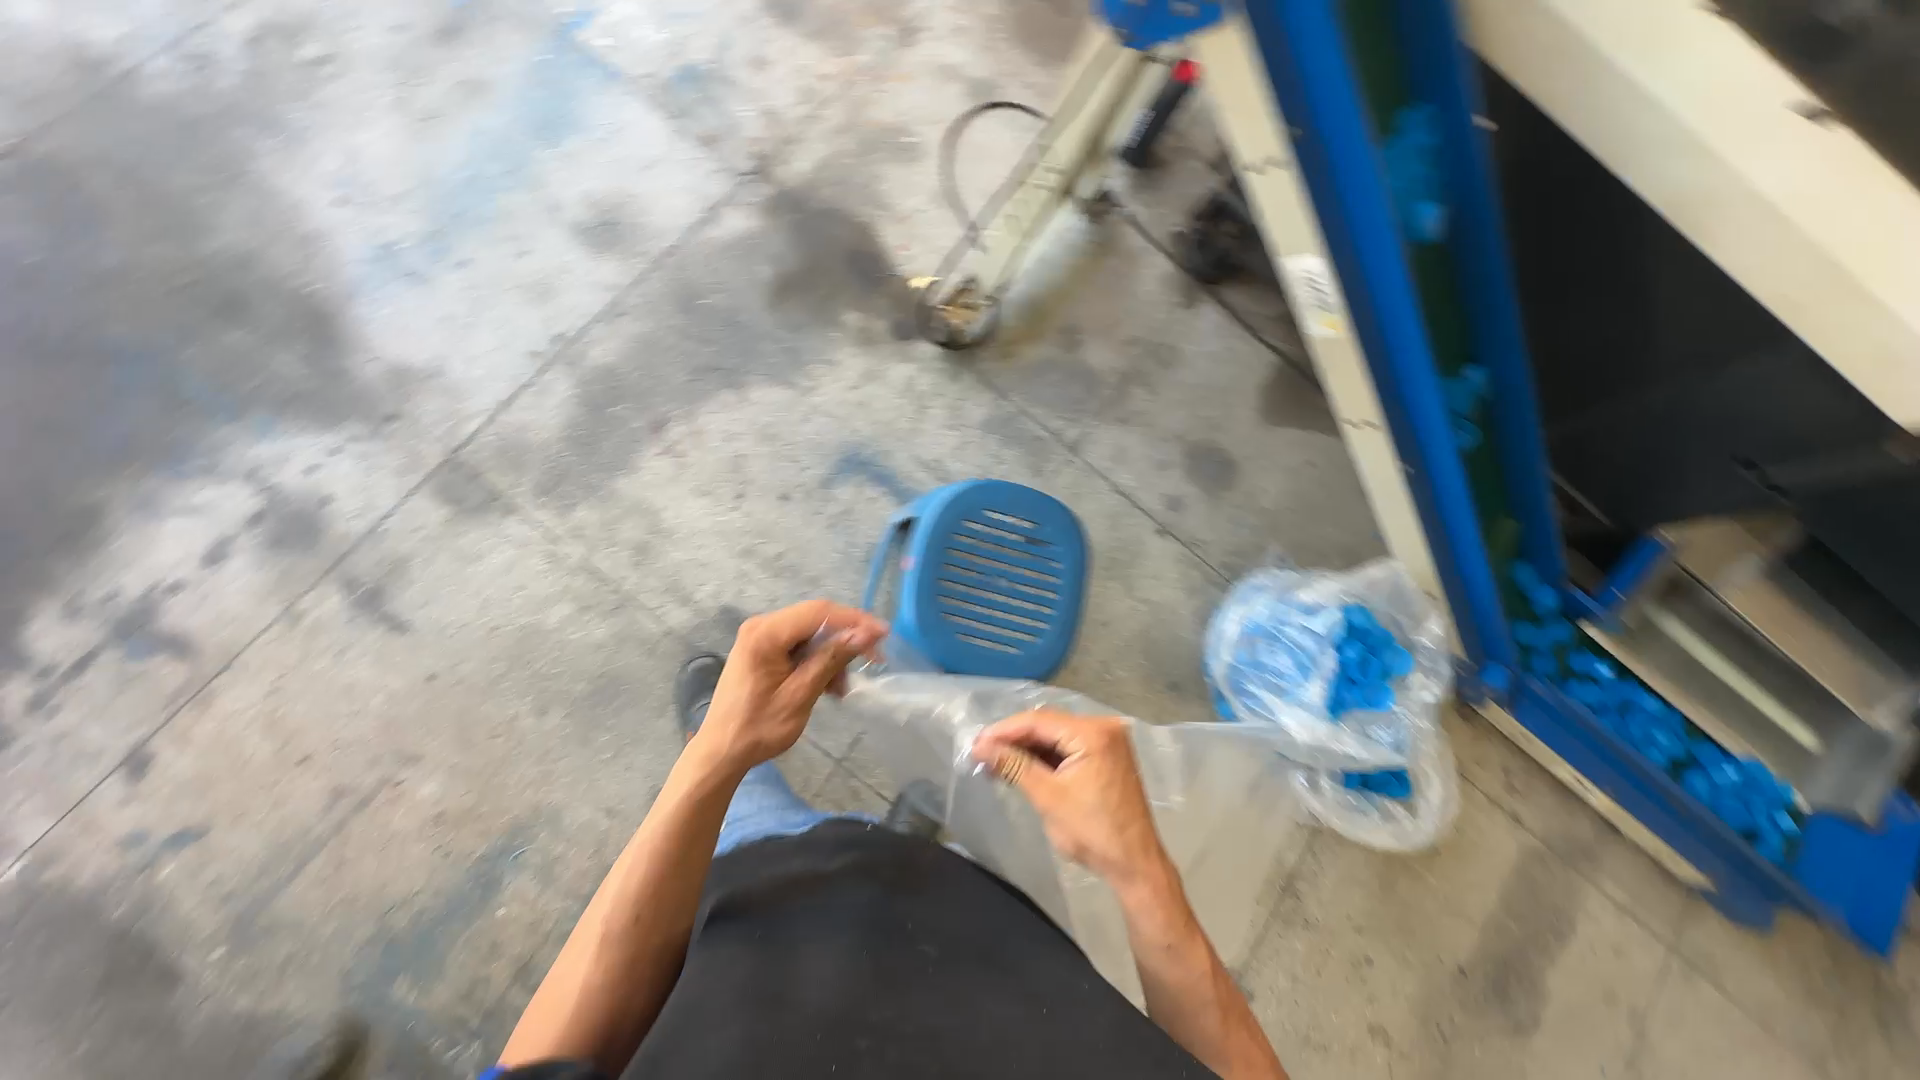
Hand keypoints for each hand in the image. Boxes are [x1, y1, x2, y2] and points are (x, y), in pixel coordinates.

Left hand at [696, 599, 888, 773]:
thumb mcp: (800, 694)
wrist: (722, 751)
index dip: (855, 620)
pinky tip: (828, 685)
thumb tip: (865, 633)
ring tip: (841, 688)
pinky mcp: (763, 649)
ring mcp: (761, 636)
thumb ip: (831, 659)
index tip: (884, 635)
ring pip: (811, 634)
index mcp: (766, 633)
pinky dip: (817, 661)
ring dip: (832, 655)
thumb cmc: (759, 727)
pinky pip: (799, 645)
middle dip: (846, 639)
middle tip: (872, 661)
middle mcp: (762, 625)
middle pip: (816, 620)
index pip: (819, 612)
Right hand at [972, 709, 1171, 887]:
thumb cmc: (1093, 833)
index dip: (1003, 731)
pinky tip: (1022, 766)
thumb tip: (980, 746)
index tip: (975, 743)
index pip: (1038, 720)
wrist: (1134, 864)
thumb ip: (1014, 765)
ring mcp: (1108, 741)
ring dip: (1027, 748)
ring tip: (995, 762)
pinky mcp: (1107, 755)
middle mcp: (1104, 727)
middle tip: (981, 753)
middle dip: (1014, 739)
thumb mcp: (1048, 797)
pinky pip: (1069, 747)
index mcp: (1093, 733)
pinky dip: (1046, 757)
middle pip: (1048, 724)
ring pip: (1056, 736)